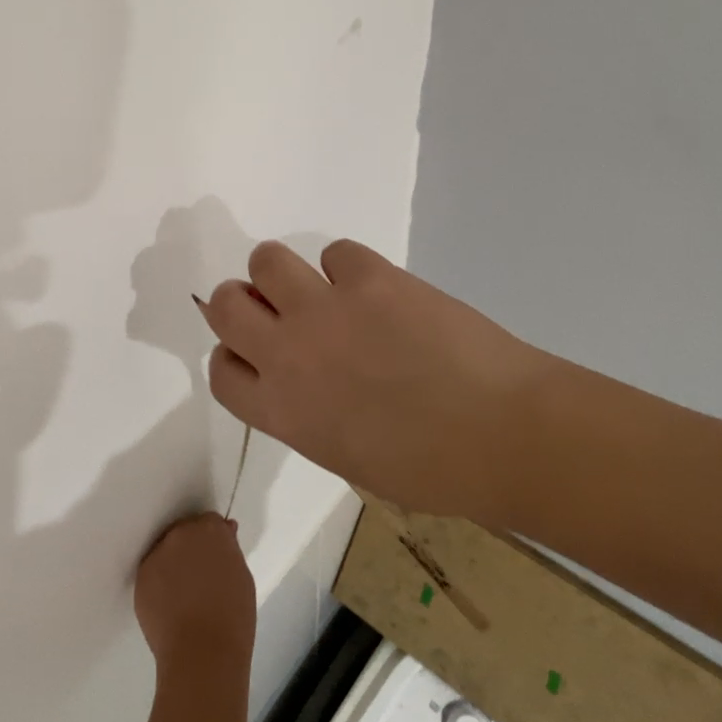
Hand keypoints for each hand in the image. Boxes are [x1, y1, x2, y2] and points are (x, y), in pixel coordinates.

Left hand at [134, 513, 254, 667]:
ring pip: (166, 552)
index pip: (210, 523)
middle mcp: (179, 535)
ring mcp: (156, 555)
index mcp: (209, 531)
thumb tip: (225, 533)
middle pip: (185, 532)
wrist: (201, 653)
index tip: (219, 561)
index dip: (215, 542)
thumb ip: (230, 551)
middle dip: (193, 548)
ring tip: (186, 596)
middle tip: (203, 578)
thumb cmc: (233, 617)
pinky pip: (153, 573)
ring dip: (175, 564)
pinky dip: (160, 584)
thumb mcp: (242, 578)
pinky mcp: (140, 578)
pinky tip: (171, 607)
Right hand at [197, 239, 560, 522]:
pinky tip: (379, 290)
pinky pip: (336, 252)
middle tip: (281, 310)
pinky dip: (350, 267)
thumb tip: (306, 377)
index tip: (259, 354)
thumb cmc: (430, 469)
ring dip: (285, 272)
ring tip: (321, 288)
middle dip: (246, 303)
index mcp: (280, 411)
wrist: (502, 434)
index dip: (235, 355)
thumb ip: (305, 412)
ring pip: (267, 260)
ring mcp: (325, 310)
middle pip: (225, 304)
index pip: (220, 370)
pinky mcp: (370, 278)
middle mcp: (287, 354)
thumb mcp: (344, 454)